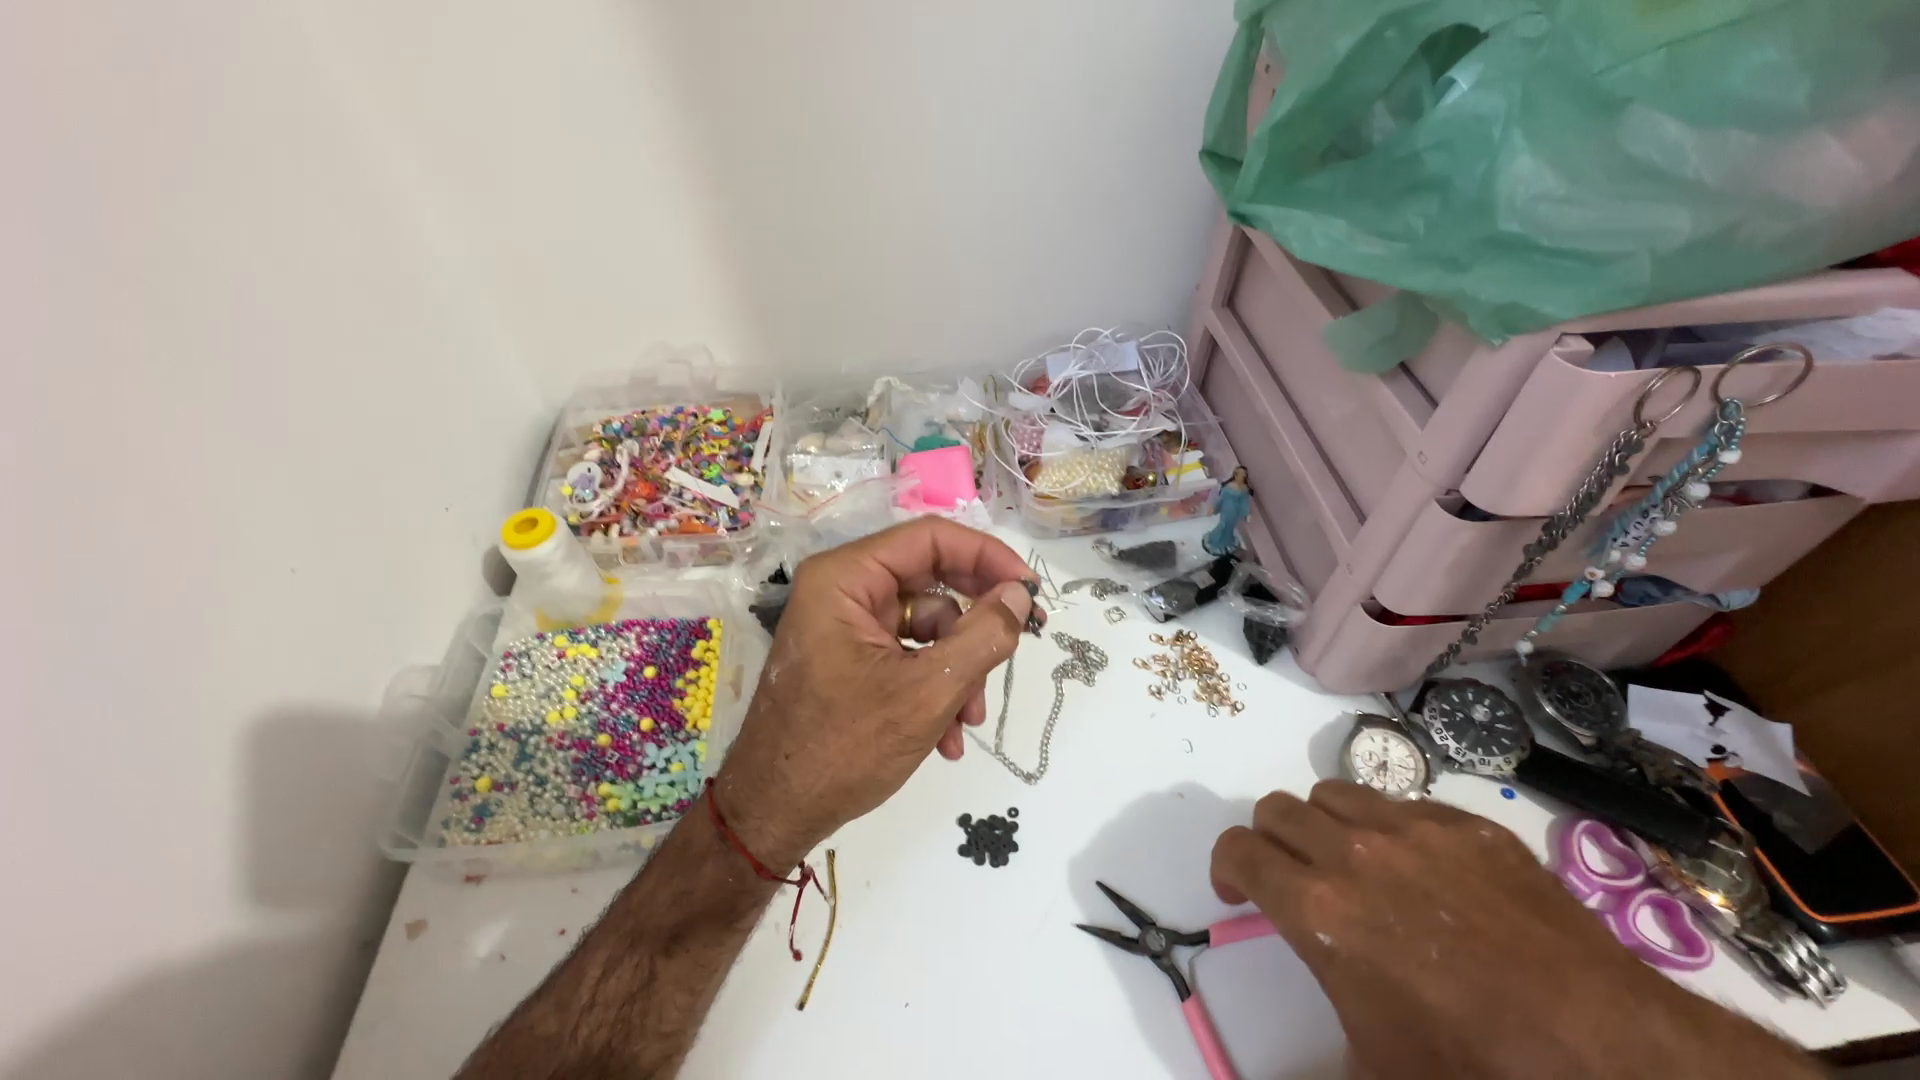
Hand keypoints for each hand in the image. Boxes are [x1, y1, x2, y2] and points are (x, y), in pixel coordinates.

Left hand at [712, 519, 1037, 868]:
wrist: (774, 814)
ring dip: (959, 673)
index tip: (1030, 590)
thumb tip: (1020, 595)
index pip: (930, 538)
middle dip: (976, 626)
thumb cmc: (842, 747)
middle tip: (1021, 644)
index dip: (987, 556)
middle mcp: (843, 592)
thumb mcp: (926, 692)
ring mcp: (846, 629)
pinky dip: (935, 691)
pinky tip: (947, 738)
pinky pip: (909, 657)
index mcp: (845, 579)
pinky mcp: (851, 662)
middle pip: (932, 584)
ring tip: (968, 722)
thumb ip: (983, 637)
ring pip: (928, 628)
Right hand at [1211, 782, 1816, 1079]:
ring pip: (1333, 793)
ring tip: (1352, 865)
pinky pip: (1403, 804)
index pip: (1238, 850)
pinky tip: (1424, 874)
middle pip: (1276, 809)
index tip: (1240, 892)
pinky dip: (1389, 829)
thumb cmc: (1470, 1066)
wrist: (1600, 1048)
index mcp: (1317, 909)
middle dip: (1270, 842)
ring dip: (1323, 825)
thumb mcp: (1368, 1069)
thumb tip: (1279, 1076)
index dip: (1227, 868)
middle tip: (1292, 878)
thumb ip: (1310, 1058)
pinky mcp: (1468, 826)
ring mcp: (1414, 830)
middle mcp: (1352, 853)